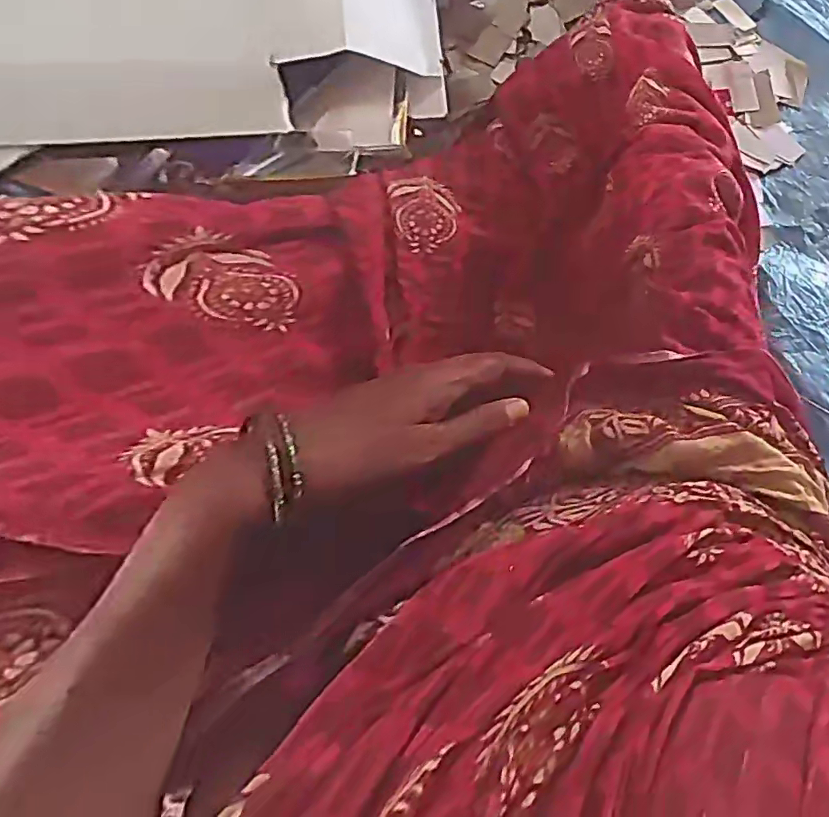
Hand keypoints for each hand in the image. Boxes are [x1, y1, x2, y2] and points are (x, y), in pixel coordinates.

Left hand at [183, 353, 552, 525]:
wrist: (275, 465)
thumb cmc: (361, 460)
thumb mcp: (427, 450)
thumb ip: (477, 426)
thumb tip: (523, 405)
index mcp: (437, 381)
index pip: (493, 363)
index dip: (524, 368)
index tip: (553, 377)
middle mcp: (421, 373)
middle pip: (475, 363)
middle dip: (509, 370)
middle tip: (535, 383)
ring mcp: (397, 383)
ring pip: (455, 372)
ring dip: (486, 379)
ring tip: (507, 393)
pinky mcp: (381, 397)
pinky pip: (439, 383)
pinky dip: (463, 389)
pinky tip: (461, 406)